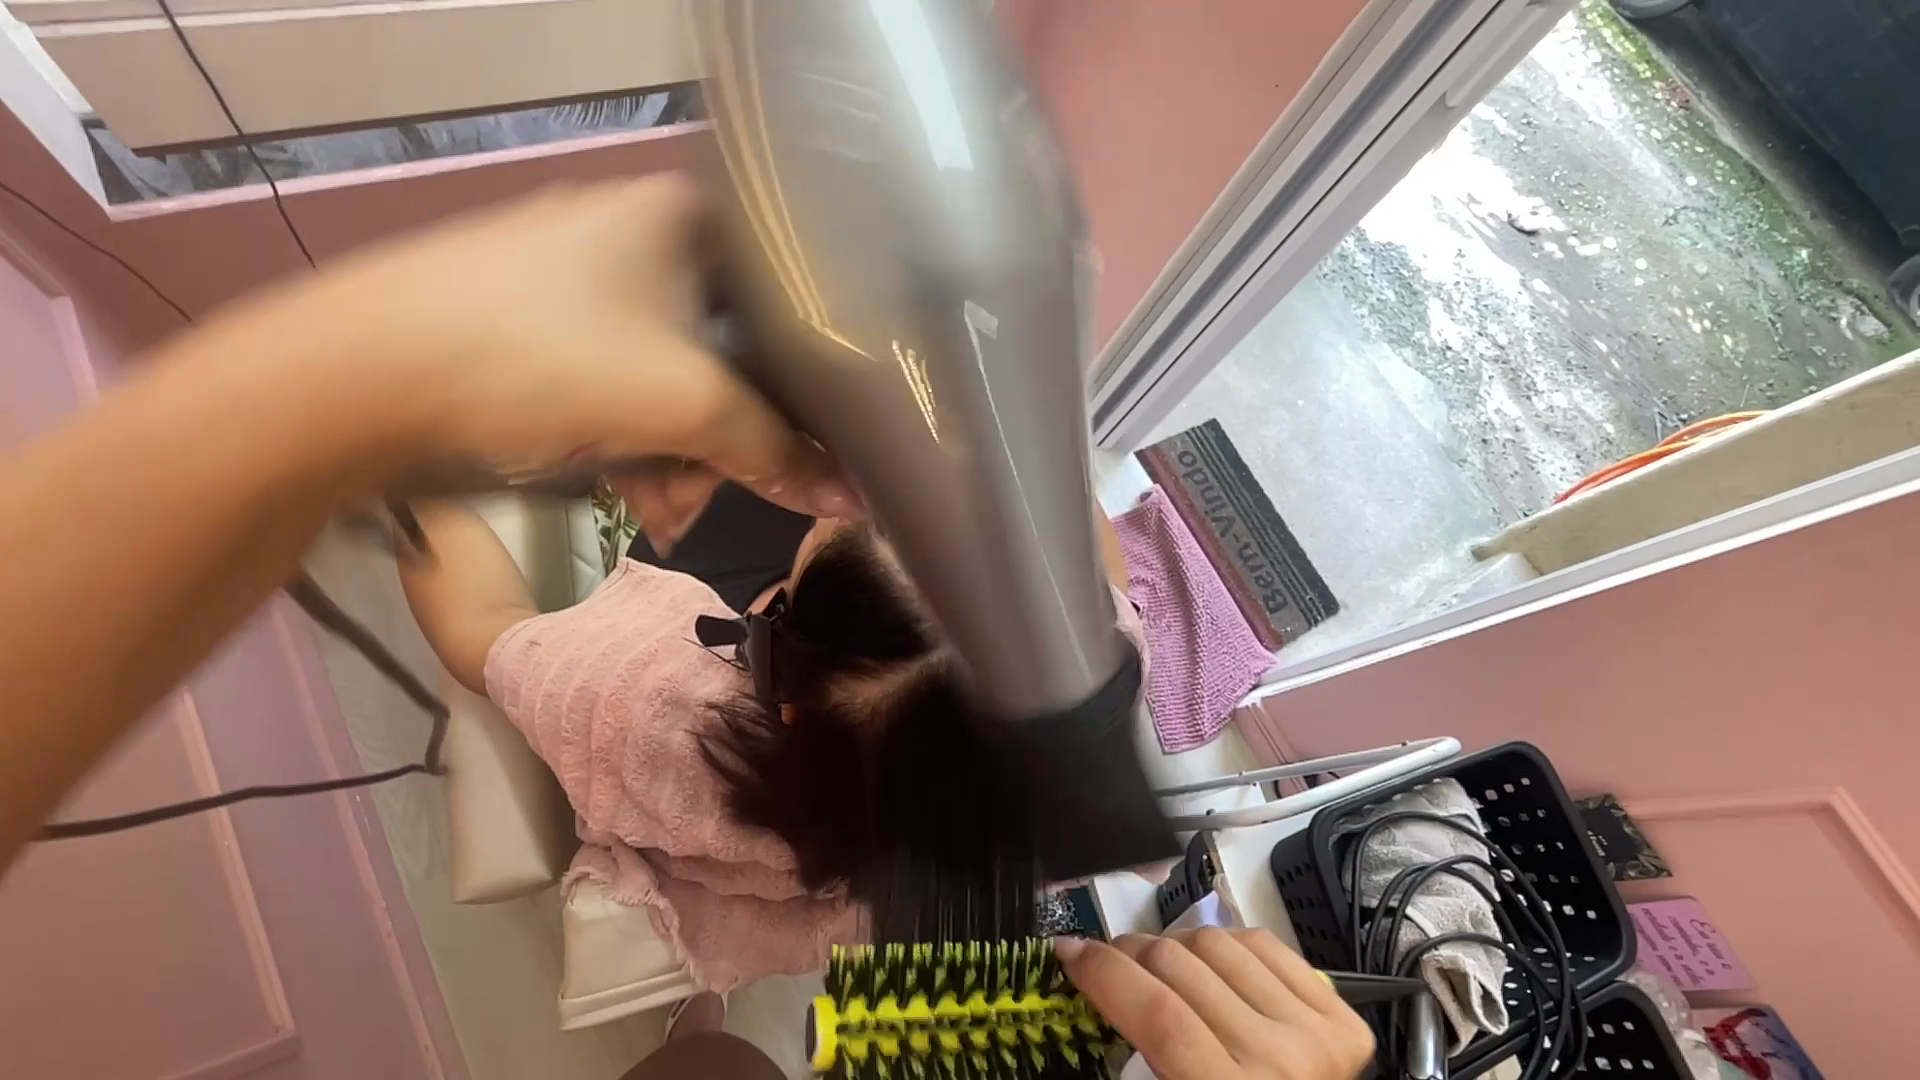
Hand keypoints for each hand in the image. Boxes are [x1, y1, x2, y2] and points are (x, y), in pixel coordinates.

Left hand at [218, 174, 854, 520]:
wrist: (349, 384)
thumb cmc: (537, 361)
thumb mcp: (680, 405)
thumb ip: (775, 452)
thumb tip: (852, 498)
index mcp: (683, 218)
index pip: (788, 301)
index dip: (807, 381)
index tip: (804, 440)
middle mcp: (639, 238)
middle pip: (732, 354)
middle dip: (724, 439)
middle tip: (709, 492)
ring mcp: (586, 281)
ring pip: (676, 380)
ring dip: (679, 455)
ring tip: (660, 508)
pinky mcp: (544, 327)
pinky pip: (625, 388)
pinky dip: (634, 444)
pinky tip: (625, 488)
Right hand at [1055, 929, 1374, 1079]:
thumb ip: (1135, 1046)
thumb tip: (1079, 963)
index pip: (1159, 1015)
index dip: (1104, 972)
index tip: (1068, 951)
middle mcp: (1281, 1066)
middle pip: (1178, 965)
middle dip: (1129, 952)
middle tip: (1112, 962)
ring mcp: (1315, 1037)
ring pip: (1213, 941)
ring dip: (1175, 945)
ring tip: (1165, 970)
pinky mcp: (1339, 1018)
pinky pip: (1260, 942)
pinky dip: (1225, 944)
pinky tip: (1212, 969)